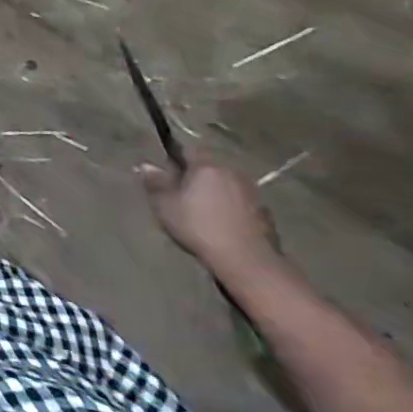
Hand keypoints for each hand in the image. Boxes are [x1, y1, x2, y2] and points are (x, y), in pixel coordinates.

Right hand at [140, 152, 280, 276]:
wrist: (247, 261)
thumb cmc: (199, 226)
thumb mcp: (164, 204)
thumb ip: (154, 182)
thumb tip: (146, 165)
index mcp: (207, 166)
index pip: (188, 150)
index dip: (175, 158)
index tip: (166, 172)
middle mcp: (233, 173)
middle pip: (210, 167)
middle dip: (196, 176)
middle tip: (181, 192)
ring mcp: (253, 194)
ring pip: (226, 185)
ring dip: (215, 192)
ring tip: (202, 210)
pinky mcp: (266, 214)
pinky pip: (241, 203)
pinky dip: (231, 208)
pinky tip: (223, 224)